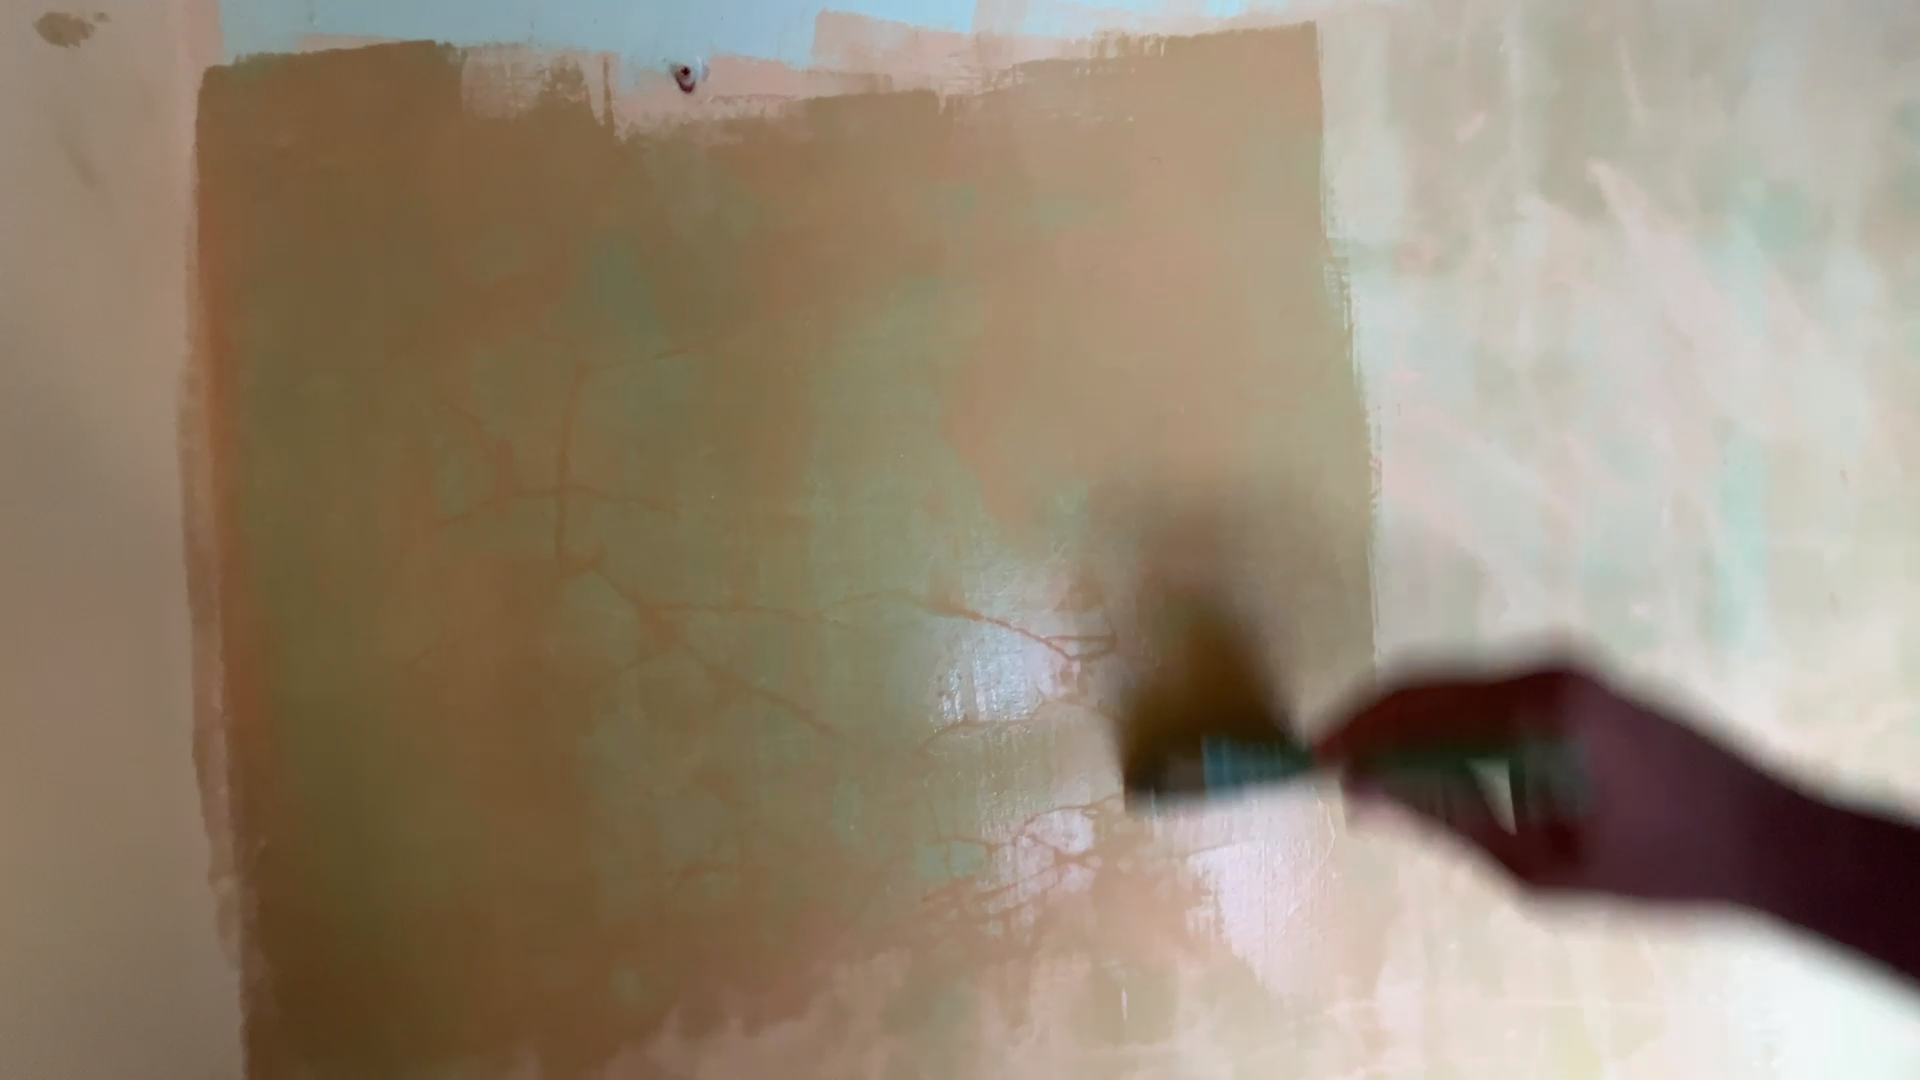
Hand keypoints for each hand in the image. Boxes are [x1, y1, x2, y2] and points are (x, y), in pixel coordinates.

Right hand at [1314, 661, 1805, 908]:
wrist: (1784, 841)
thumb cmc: (1658, 866)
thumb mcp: (1536, 864)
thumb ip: (1440, 819)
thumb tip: (1356, 797)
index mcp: (1533, 711)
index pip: (1410, 708)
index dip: (1353, 732)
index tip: (1314, 758)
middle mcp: (1539, 669)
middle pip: (1420, 685)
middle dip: (1369, 723)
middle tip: (1333, 761)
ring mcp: (1558, 664)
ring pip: (1446, 684)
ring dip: (1404, 721)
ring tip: (1376, 765)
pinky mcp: (1569, 673)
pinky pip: (1480, 688)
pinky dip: (1443, 718)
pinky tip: (1434, 754)